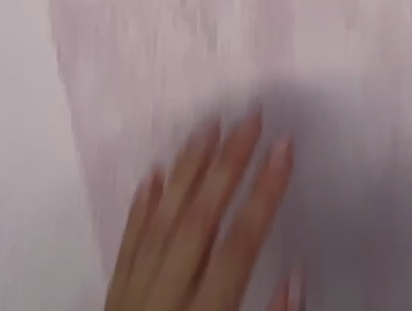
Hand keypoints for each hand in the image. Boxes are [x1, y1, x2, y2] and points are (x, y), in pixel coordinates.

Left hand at [104, 112, 301, 310]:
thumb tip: (297, 275)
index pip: (239, 245)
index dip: (264, 193)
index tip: (284, 144)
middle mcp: (166, 297)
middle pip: (199, 221)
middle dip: (228, 164)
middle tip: (251, 117)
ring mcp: (134, 296)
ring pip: (161, 223)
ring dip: (186, 171)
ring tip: (208, 127)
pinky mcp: (114, 297)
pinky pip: (126, 247)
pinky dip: (140, 209)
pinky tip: (154, 173)